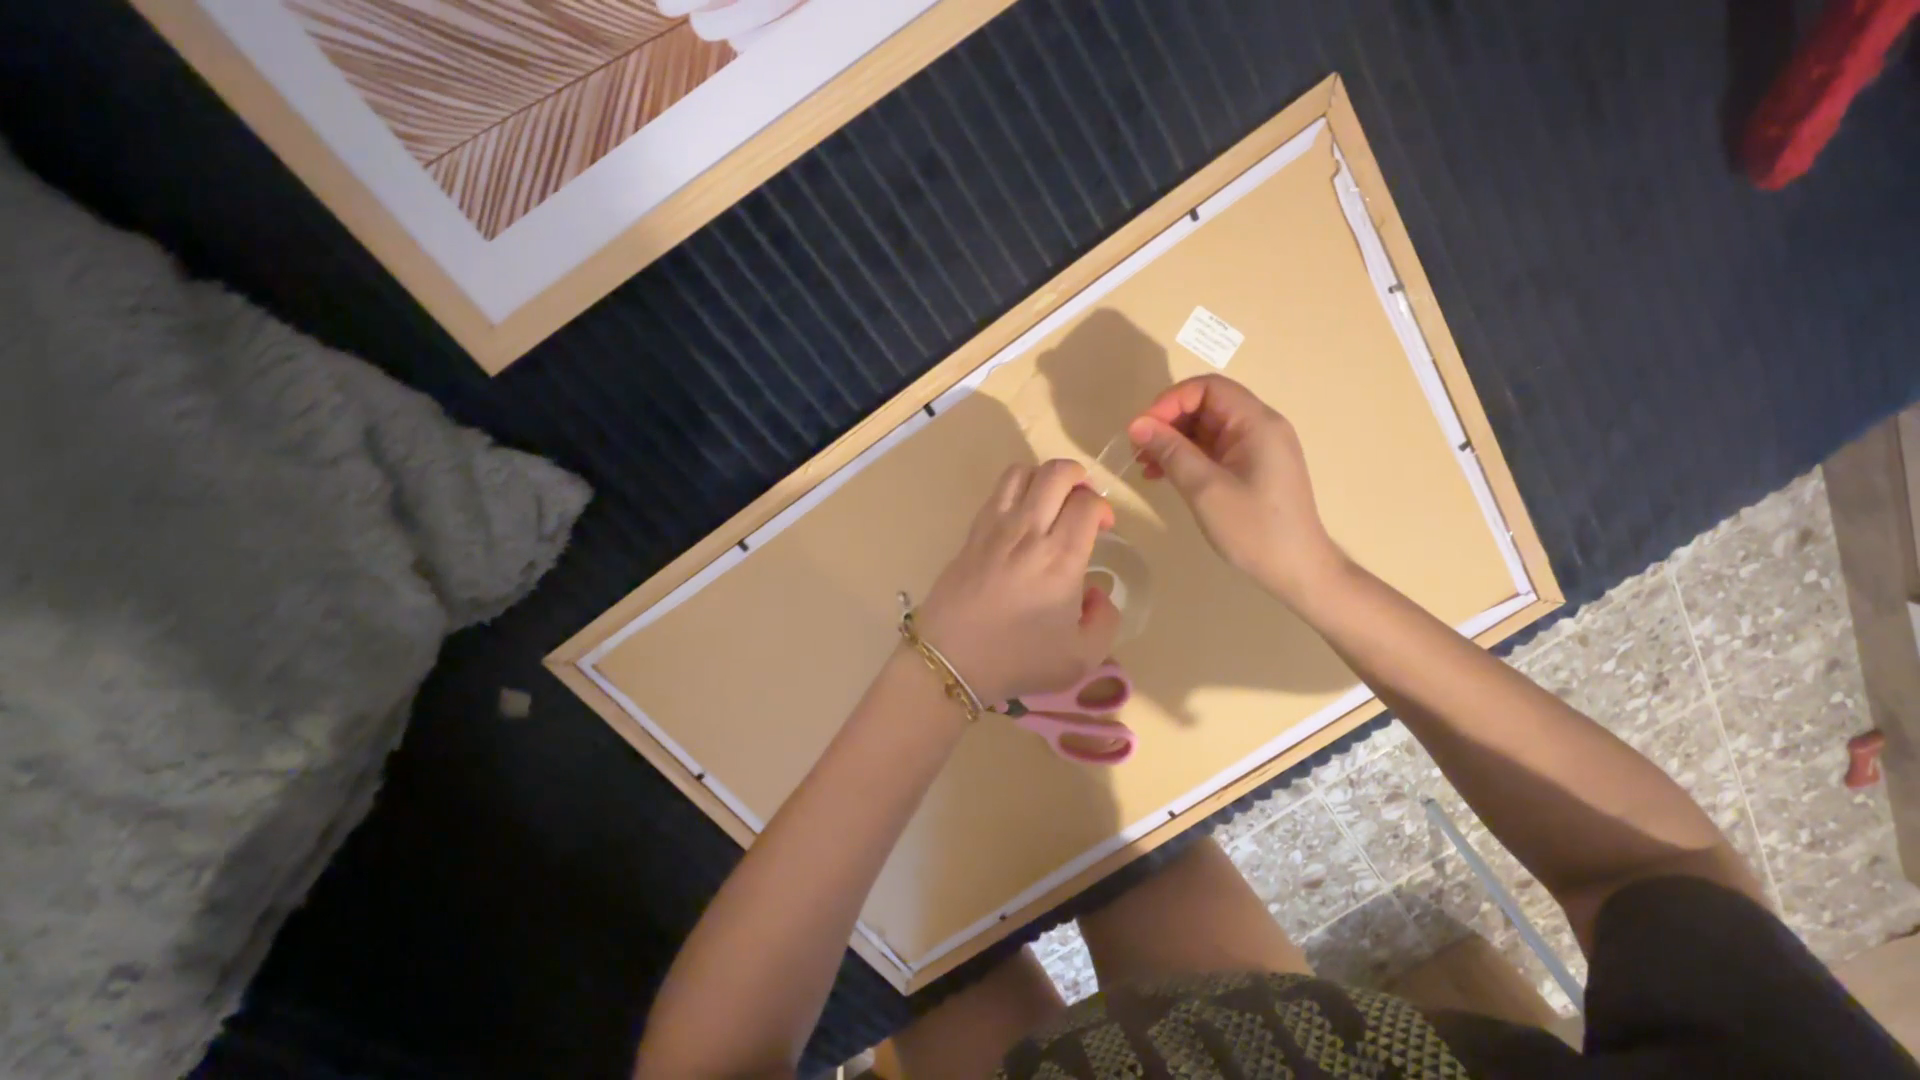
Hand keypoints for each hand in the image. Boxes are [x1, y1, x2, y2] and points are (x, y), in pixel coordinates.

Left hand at [915, 460, 1121, 705]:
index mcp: (1061, 557)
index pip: (1086, 503)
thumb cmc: (1018, 660)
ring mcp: (994, 528)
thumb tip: (1097, 592)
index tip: (1102, 529)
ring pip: (1020, 472)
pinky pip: (995, 494)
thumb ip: (1105, 620)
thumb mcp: (1082, 657)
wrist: (950, 661)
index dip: (1102, 508)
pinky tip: (1020, 519)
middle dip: (1077, 476)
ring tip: (1050, 501)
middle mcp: (1028, 532)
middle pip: (1055, 473)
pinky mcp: (970, 535)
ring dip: (1043, 477)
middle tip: (1081, 502)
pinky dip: (1015, 492)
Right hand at [1126, 374, 1341, 601]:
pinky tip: (1164, 476)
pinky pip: (1215, 449)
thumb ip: (1171, 451)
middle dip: (1169, 421)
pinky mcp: (1253, 468)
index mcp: (1257, 423)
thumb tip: (1138, 424)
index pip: (1208, 388)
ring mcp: (1258, 448)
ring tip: (1145, 465)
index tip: (1143, 429)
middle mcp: (1261, 427)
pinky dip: (1188, 456)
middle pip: (1207, 405)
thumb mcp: (1205, 489)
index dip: (1170, 401)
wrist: (1298, 570)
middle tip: (1139, 449)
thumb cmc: (1253, 529)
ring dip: (1174, 441)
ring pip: (1208, 428)